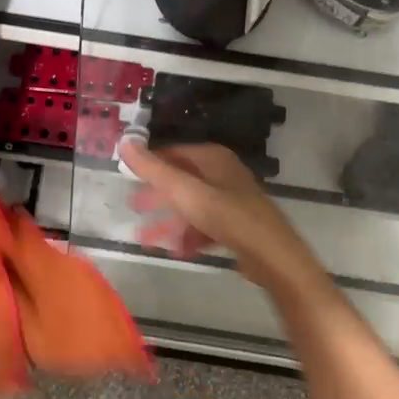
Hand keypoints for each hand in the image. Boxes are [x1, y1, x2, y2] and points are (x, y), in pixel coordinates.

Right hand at [120, 142, 323, 294]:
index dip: (150, 164)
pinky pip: (205, 225)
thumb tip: (124, 142)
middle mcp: (223, 174)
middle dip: (157, 196)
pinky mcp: (237, 225)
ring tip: (146, 238)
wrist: (273, 256)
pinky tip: (177, 250)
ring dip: (170, 220)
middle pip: (182, 180)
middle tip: (133, 207)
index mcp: (213, 159)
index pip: (174, 153)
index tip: (128, 178)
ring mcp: (232, 200)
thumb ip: (154, 170)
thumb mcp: (186, 192)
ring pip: (192, 206)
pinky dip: (189, 235)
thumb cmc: (228, 216)